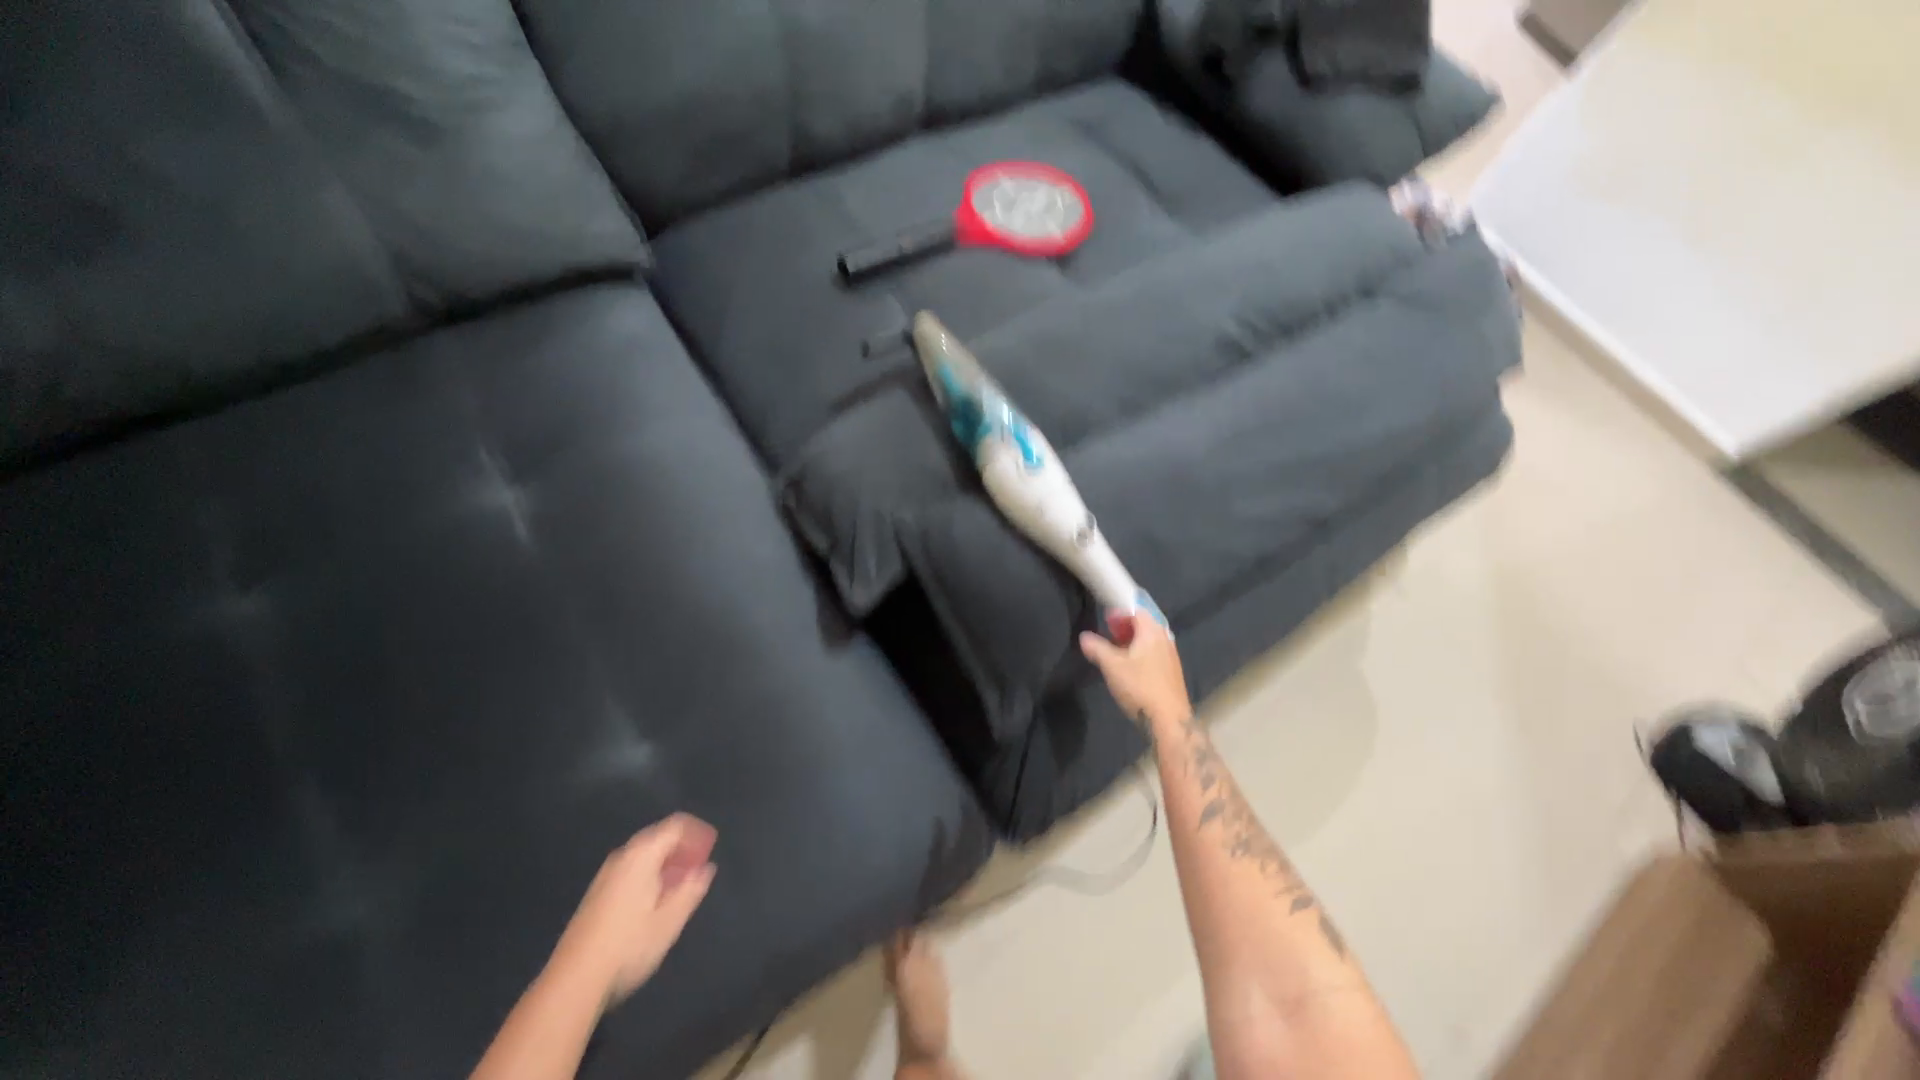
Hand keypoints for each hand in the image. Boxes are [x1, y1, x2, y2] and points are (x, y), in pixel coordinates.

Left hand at [549, 813, 718, 1007]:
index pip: (675, 826)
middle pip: (658, 838)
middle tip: (699, 869)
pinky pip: (631, 870)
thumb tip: (705, 869)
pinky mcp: (596, 894)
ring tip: (682, 886)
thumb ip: (691, 889)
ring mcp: (605, 876)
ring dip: (666, 863)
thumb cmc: (629, 946)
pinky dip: (650, 874)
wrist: (575, 979)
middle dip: (682, 849)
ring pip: (643, 856)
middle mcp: (622, 858)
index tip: (711, 848)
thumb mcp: (670, 921)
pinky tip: (656, 901)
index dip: (697, 832)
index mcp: (642, 856)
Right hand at [1080, 612, 1190, 727]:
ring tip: (1117, 650)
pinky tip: (1131, 668)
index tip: (1105, 619)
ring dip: (1134, 641)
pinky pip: (1155, 654)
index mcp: (1152, 632)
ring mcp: (1171, 657)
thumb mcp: (1112, 666)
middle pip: (1145, 625)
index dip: (1120, 613)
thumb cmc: (1139, 687)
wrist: (1168, 720)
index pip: (1137, 611)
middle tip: (1110, 633)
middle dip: (1126, 626)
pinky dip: (1142, 653)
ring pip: (1150, 641)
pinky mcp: (1173, 673)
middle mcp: (1165, 640)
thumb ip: (1097, 648)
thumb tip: (1084, 636)